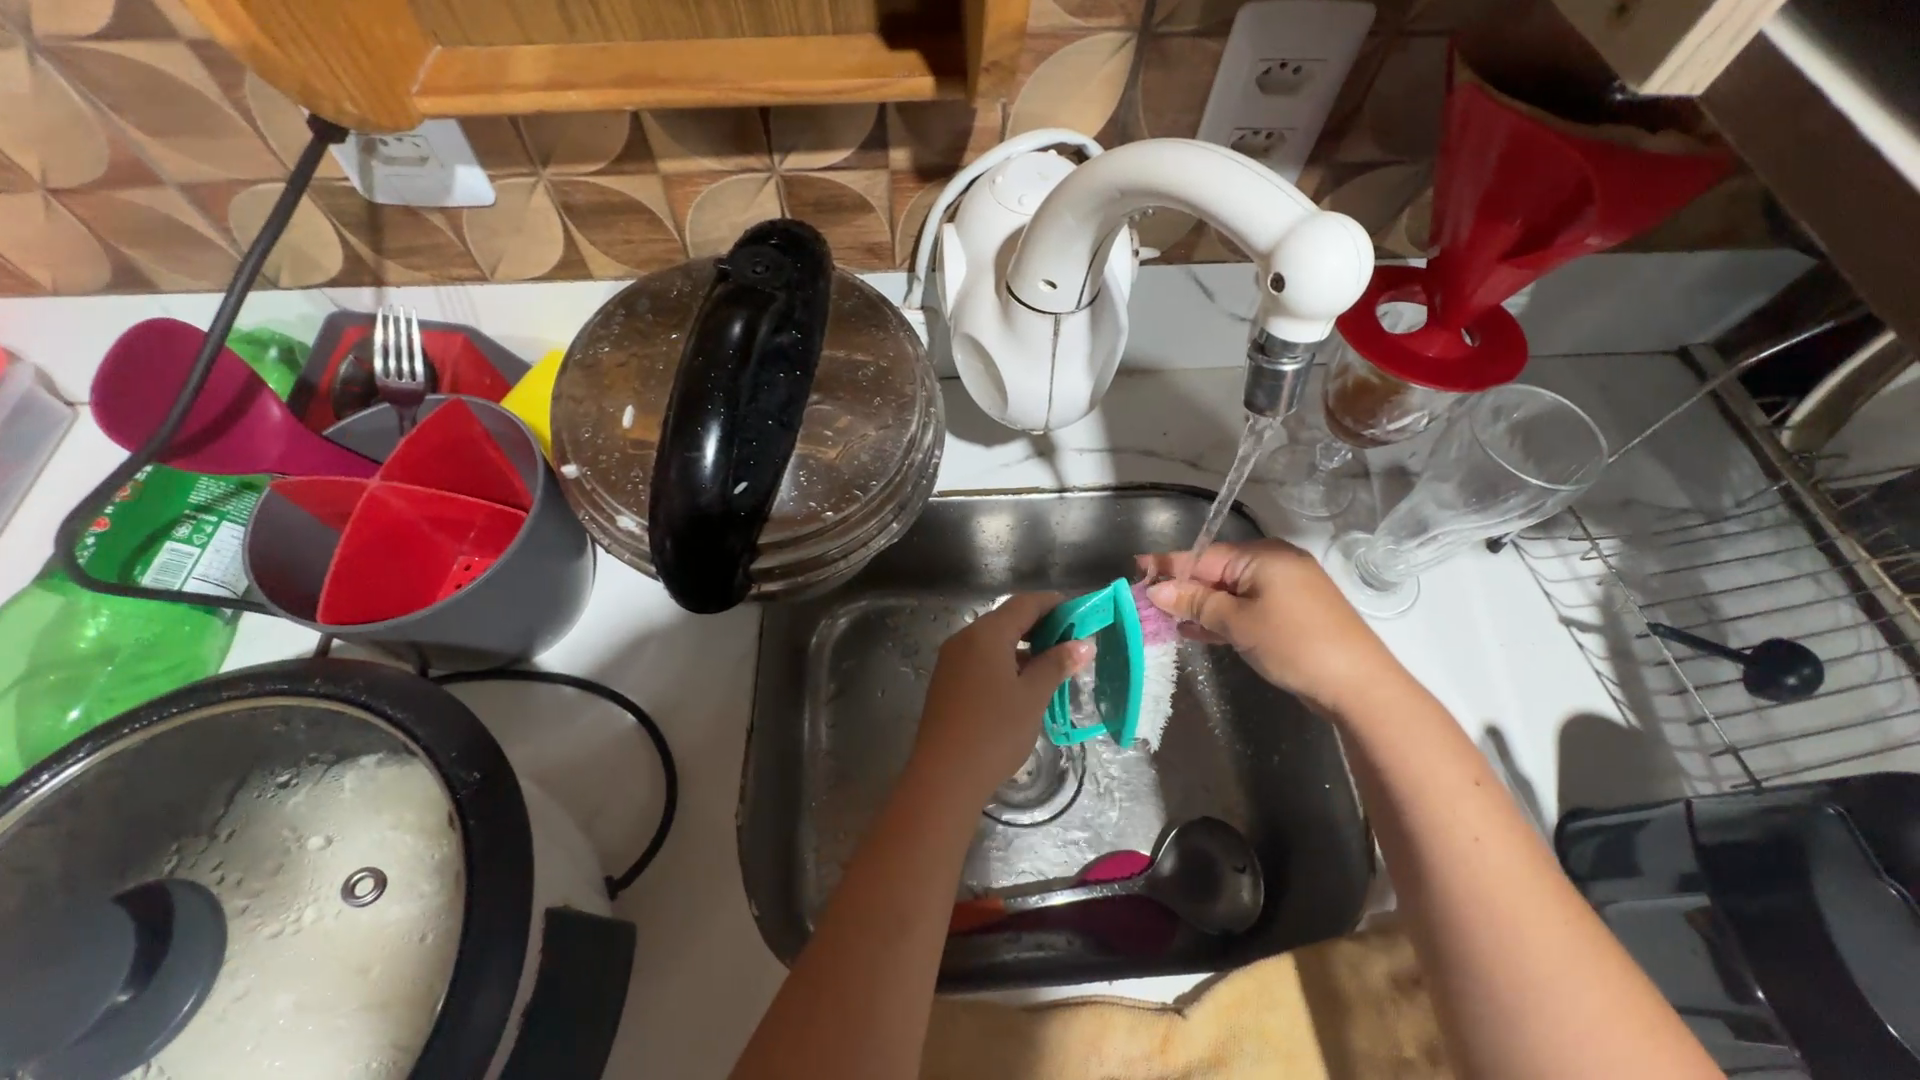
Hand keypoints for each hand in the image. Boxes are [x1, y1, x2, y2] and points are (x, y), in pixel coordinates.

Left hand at [912, 592, 1093, 804]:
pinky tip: (1024, 683)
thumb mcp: (1032, 697)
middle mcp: (964, 639)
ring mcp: (951, 661)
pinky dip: (1005, 662)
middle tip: (1072, 641)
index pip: (1025, 604)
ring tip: (1054, 665)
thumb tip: (1083, 644)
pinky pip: (981, 660)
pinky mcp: (947, 683)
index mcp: (986, 634)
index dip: (1054, 604)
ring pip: (993, 641)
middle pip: (1007, 619)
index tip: (1081, 613)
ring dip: (1023, 646)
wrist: (944, 777)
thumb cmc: (994, 732)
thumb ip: (1056, 665)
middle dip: (1041, 626)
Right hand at [1138, 540, 1402, 710]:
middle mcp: (1274, 565)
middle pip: (1216, 572)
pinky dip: (1222, 618)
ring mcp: (1285, 591)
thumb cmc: (1293, 644)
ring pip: (1230, 592)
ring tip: (1163, 620)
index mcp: (1263, 556)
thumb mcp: (1237, 622)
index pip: (1204, 556)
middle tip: (1145, 601)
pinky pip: (1246, 608)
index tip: (1137, 568)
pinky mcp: (1290, 615)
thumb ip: (1196, 603)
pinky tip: (1196, 631)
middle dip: (1182, 587)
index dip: (1169, 565)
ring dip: (1199, 606)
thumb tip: (1158, 590)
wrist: (1356, 684)